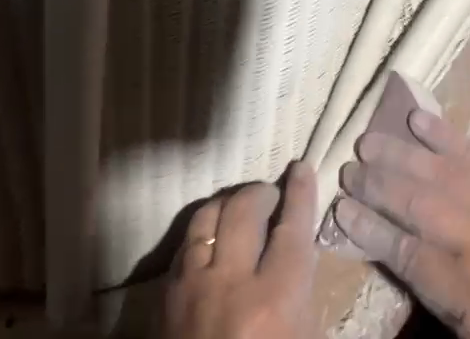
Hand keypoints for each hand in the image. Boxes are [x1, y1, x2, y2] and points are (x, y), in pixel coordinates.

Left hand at [163, 161, 318, 338]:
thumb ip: (303, 296)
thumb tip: (301, 252)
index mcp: (274, 300)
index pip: (291, 230)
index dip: (300, 194)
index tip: (301, 169)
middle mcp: (231, 283)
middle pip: (243, 211)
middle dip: (261, 193)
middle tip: (271, 194)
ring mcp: (192, 286)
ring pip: (206, 218)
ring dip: (227, 204)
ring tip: (238, 206)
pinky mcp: (165, 295)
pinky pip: (184, 245)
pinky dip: (202, 233)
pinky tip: (210, 237)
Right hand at [334, 110, 469, 338]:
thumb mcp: (455, 310)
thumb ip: (415, 274)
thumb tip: (368, 233)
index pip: (409, 253)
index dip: (371, 229)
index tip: (341, 210)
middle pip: (421, 206)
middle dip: (378, 186)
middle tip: (347, 172)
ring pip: (441, 173)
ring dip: (399, 154)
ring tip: (366, 143)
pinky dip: (442, 133)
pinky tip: (415, 118)